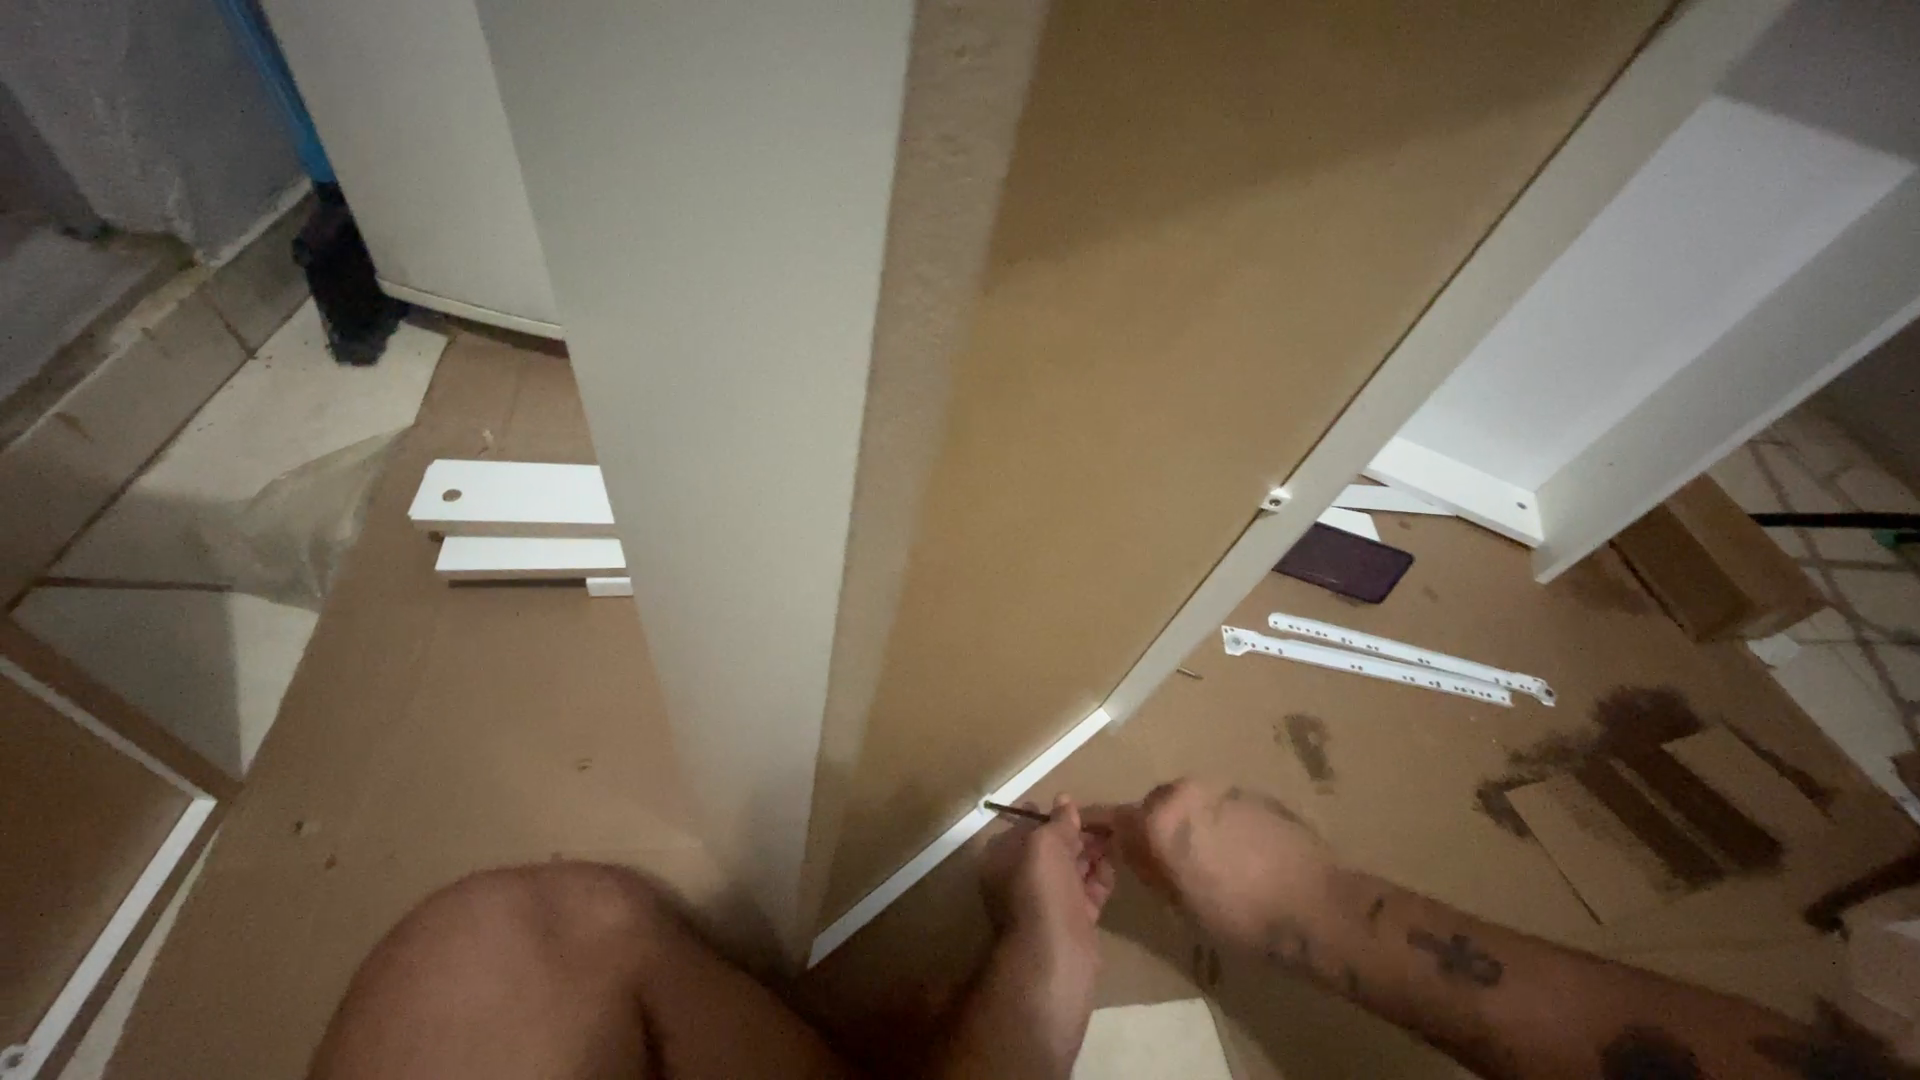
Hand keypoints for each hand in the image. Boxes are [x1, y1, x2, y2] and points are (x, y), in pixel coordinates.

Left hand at [980, 795, 1115, 970]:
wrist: (1054, 957)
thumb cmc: (1040, 890)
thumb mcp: (1044, 844)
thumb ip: (1056, 822)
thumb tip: (1064, 801)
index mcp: (1003, 859)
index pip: (1023, 828)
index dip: (1047, 815)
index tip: (1073, 805)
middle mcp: (1022, 879)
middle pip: (1050, 848)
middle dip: (1074, 833)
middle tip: (1102, 819)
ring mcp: (1047, 902)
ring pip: (1071, 869)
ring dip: (1090, 853)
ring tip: (1113, 836)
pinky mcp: (1073, 921)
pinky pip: (1087, 892)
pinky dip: (1099, 878)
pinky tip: (1113, 864)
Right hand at [1093, 779, 1336, 949]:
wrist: (1316, 906)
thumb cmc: (1240, 917)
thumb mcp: (1181, 905)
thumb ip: (1150, 868)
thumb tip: (1133, 851)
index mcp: (1159, 820)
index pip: (1113, 816)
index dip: (1096, 824)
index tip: (1083, 827)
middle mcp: (1184, 792)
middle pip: (1153, 805)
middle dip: (1153, 827)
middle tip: (1164, 861)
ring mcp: (1222, 788)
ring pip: (1189, 802)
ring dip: (1188, 823)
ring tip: (1207, 859)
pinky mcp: (1253, 793)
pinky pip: (1220, 804)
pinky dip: (1218, 822)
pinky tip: (1239, 854)